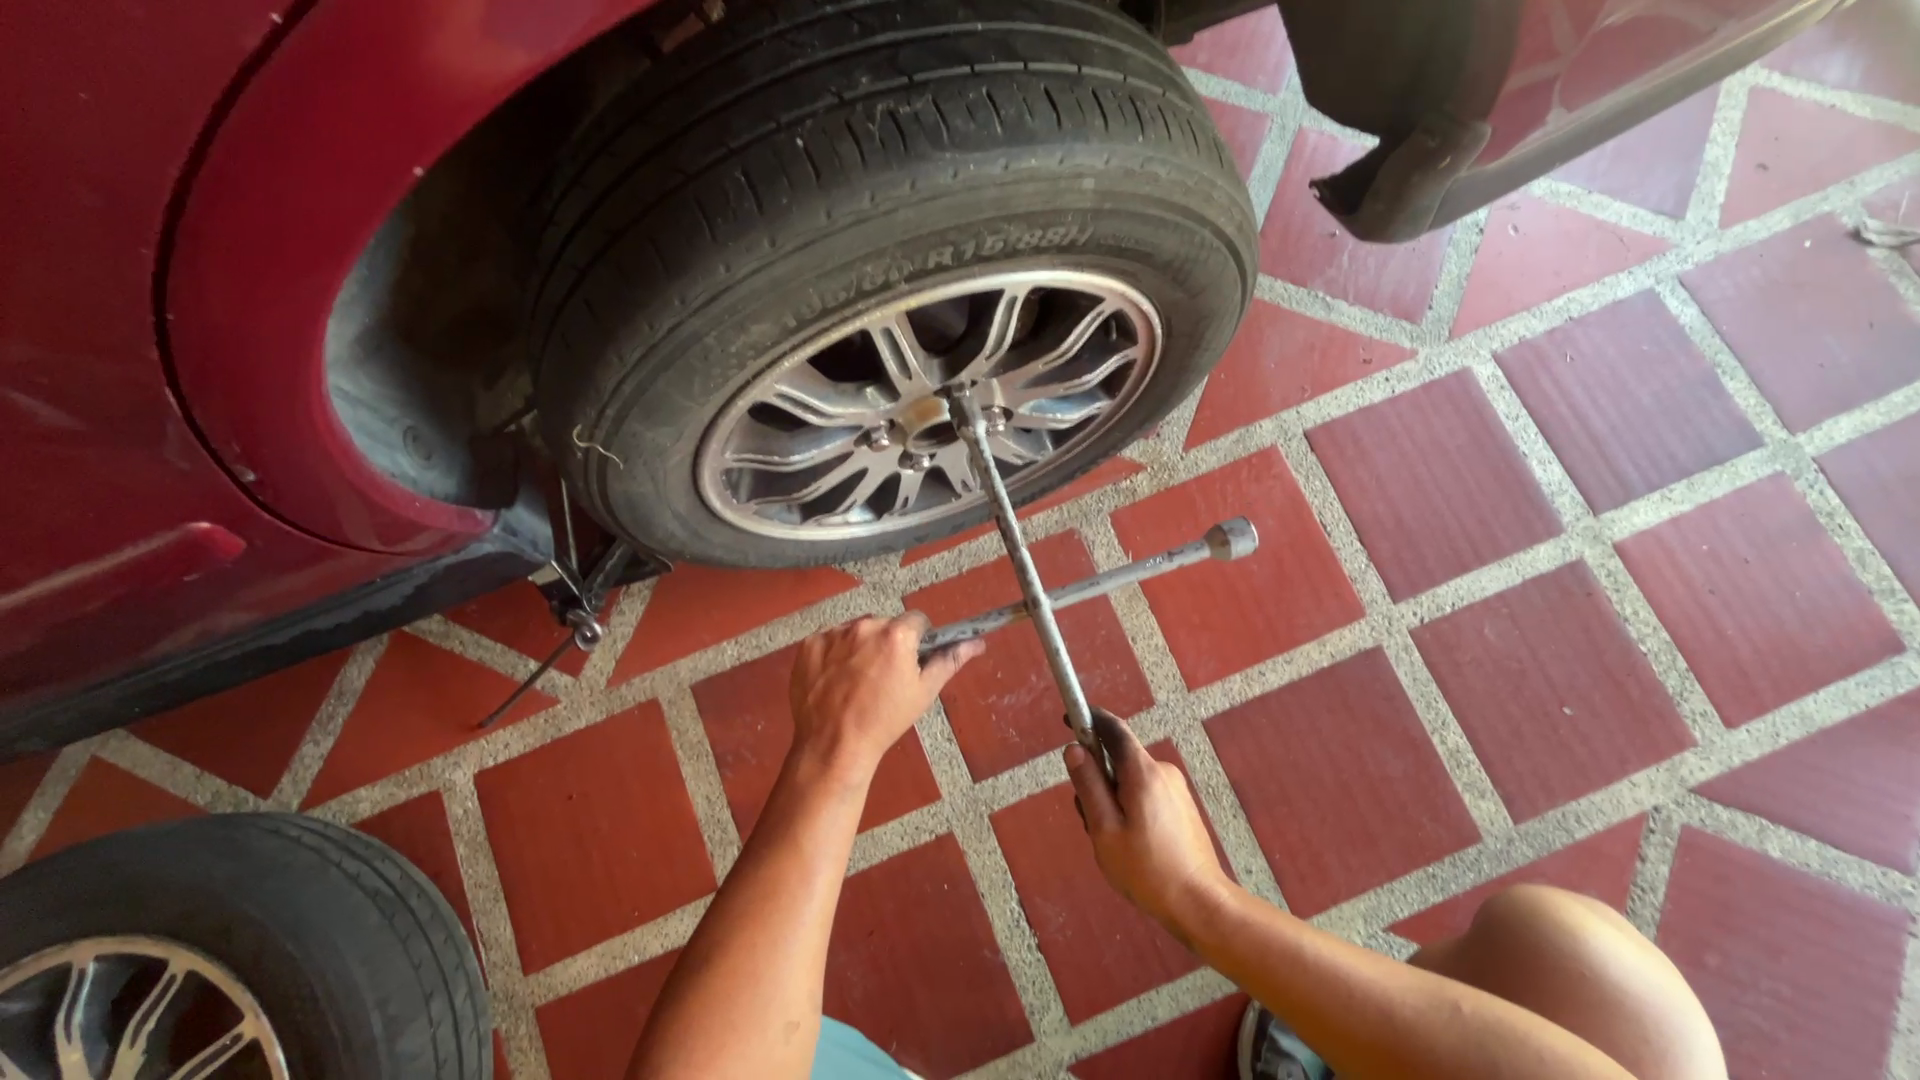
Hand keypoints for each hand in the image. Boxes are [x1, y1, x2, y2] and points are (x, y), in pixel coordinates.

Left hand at [789, 613, 982, 777]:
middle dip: (887, 643)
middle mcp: (864, 625)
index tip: (910, 661)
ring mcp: (833, 634)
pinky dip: (833, 655)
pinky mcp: (809, 644)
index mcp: (897, 634)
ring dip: (859, 647)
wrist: (834, 744)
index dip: (917, 640)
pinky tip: (834, 680)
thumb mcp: (924, 692)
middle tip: (882, 677)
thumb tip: (977, 642)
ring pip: (855, 632)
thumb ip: (950, 660)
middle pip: (884, 625)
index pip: (916, 620)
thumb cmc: (885, 720)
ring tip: (855, 681)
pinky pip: (829, 641)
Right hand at [1065, 710, 1231, 932]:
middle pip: (1118, 760)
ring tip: (1116, 843)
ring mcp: (1176, 789)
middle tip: (1093, 823)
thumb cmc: (1146, 869)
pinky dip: (1130, 809)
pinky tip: (1133, 846)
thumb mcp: (1104, 829)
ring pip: (1130, 781)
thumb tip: (1074, 748)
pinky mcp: (1182, 806)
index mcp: (1142, 772)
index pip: (1114, 729)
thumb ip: (1088, 785)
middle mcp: (1162, 771)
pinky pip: (1145, 794)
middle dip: (1098, 782)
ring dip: (1113, 801)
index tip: (1068, 719)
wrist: (1199, 903)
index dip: (1089, 719)